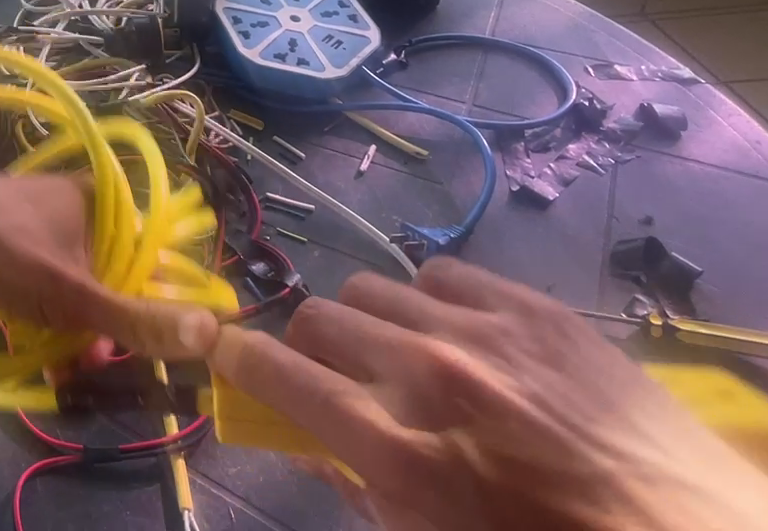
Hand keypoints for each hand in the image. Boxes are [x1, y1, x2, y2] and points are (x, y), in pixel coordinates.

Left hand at [0, 173, 219, 360]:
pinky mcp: (5, 242)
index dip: (150, 298)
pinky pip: (37, 282)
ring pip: (70, 283)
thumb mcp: (72, 292)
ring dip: (70, 328)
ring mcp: (34, 223)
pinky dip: (39, 314)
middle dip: (102, 324)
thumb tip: (214, 334)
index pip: (147, 249)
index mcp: (97, 201)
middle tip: (90, 362)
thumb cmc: (1, 250)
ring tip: (58, 366)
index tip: (139, 341)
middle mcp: (70, 205)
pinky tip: (32, 346)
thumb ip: (136, 317)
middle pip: (108, 272)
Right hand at [209, 257, 767, 530]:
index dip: (241, 359)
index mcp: (401, 453)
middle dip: (313, 349)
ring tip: (409, 358)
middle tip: (341, 379)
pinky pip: (441, 274)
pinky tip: (462, 338)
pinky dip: (431, 303)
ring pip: (372, 288)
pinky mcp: (538, 309)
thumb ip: (359, 494)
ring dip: (373, 324)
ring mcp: (486, 332)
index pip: (278, 375)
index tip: (230, 354)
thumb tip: (308, 442)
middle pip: (318, 317)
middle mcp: (430, 376)